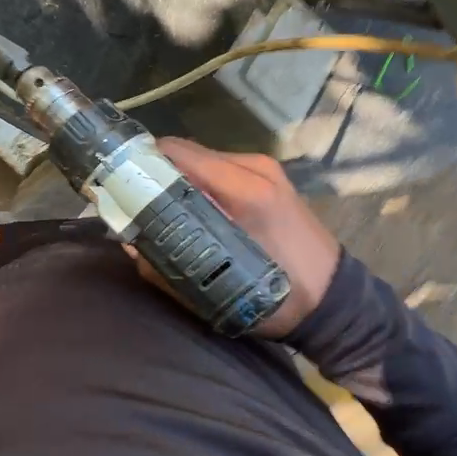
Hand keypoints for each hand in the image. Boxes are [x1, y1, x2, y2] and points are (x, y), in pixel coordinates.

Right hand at [144, 139, 341, 340]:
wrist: (337, 303)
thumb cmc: (278, 296)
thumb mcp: (214, 289)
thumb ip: (164, 265)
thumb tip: (128, 241)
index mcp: (241, 188)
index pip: (175, 152)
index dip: (141, 163)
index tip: (119, 184)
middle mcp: (253, 168)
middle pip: (186, 153)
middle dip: (156, 174)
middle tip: (136, 201)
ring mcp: (264, 169)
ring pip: (203, 160)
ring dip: (179, 180)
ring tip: (164, 209)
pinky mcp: (270, 178)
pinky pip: (221, 170)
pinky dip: (200, 184)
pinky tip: (195, 211)